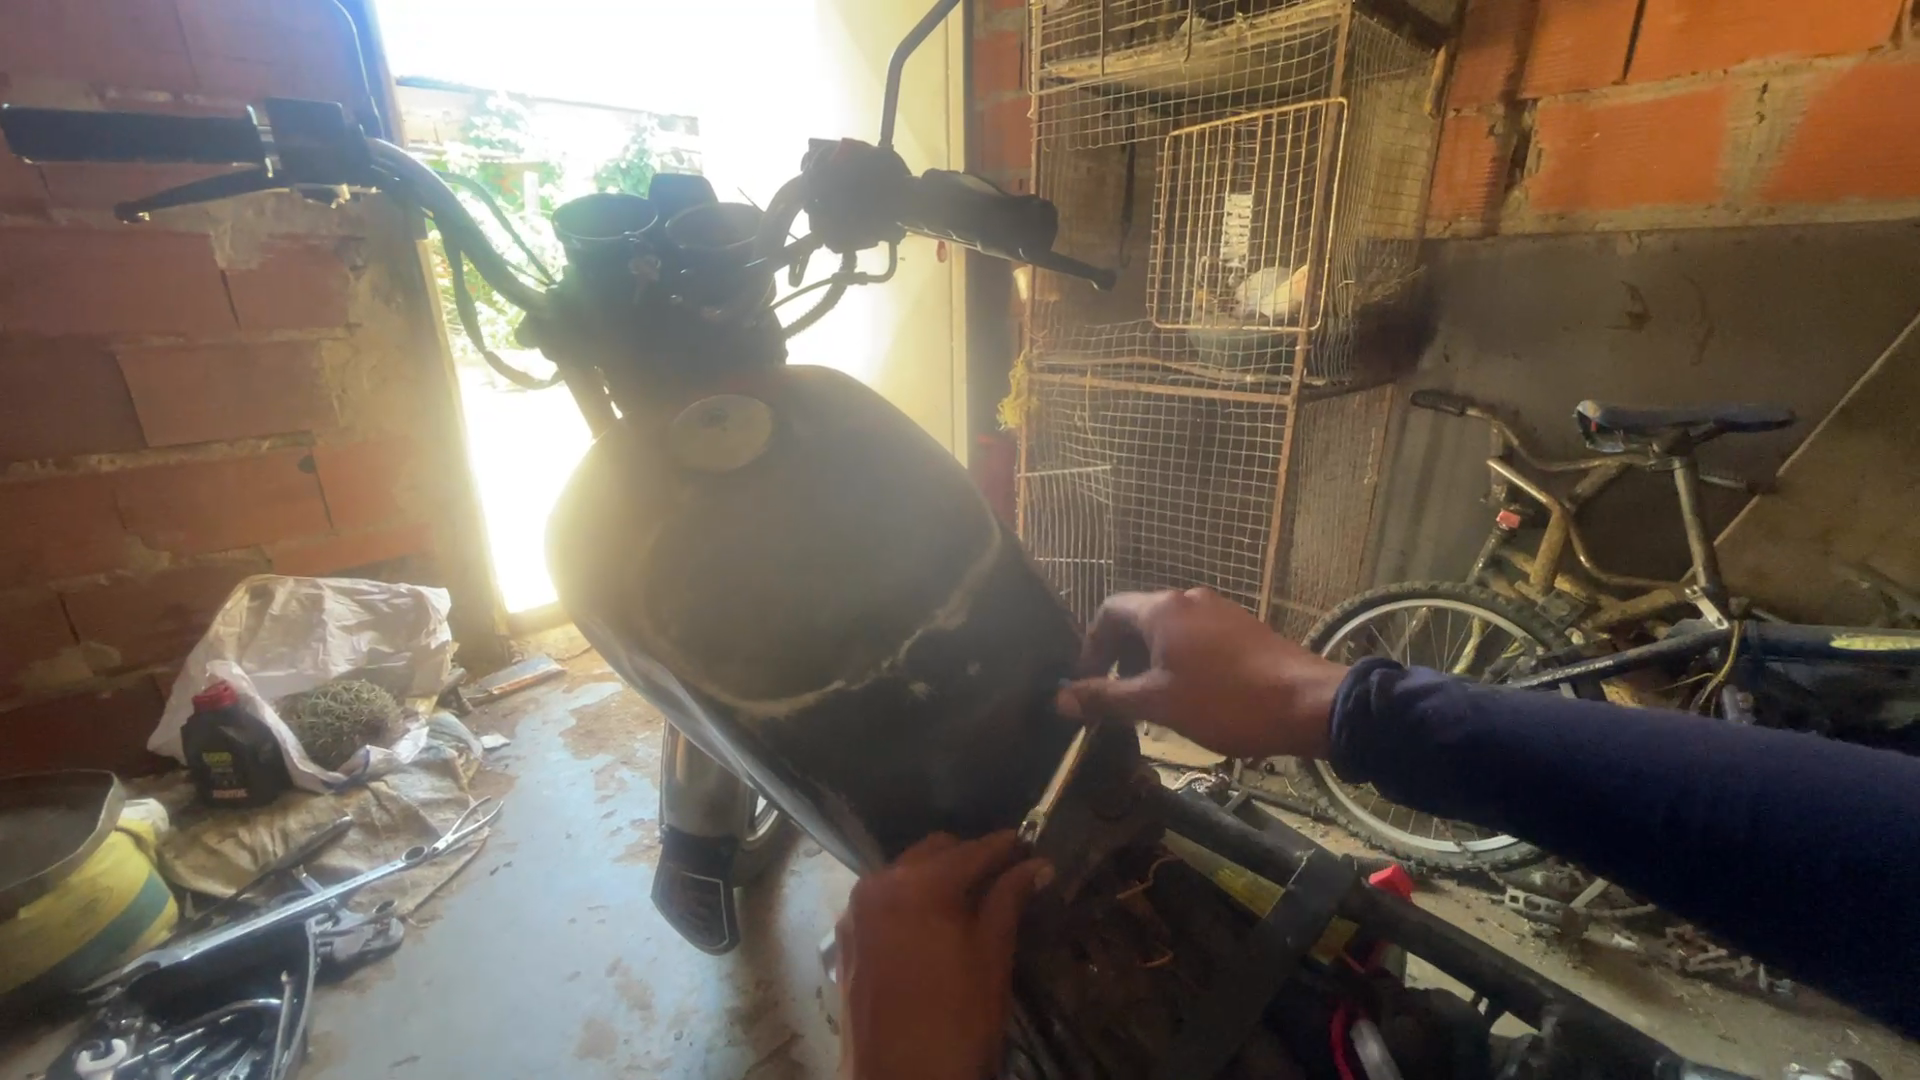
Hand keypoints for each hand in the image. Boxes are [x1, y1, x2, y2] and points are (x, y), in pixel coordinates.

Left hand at [837, 831, 1052, 1079]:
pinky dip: (911, 899)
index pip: (972, 850)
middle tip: (1004, 877)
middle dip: (970, 859)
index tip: (1028, 844)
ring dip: (938, 877)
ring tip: (971, 902)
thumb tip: (1037, 865)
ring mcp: (858, 909)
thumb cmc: (956, 1024)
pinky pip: (885, 898)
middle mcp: (881, 883)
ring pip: (906, 871)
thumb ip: (1009, 899)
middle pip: (935, 852)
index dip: (1005, 846)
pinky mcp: (847, 937)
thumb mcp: (992, 957)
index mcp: (919, 884)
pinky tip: (933, 924)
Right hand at [1054, 587, 1349, 759]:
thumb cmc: (1225, 701)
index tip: (1088, 683)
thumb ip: (1106, 697)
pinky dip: (1178, 661)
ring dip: (1148, 662)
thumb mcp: (1158, 704)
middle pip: (1136, 619)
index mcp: (1162, 609)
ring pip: (1167, 630)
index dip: (1089, 647)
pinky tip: (1189, 696)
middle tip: (1115, 697)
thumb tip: (1060, 699)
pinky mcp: (1243, 629)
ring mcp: (1219, 611)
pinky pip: (1195, 638)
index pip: (1107, 611)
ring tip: (1151, 703)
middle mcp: (1188, 599)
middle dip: (1117, 657)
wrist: (1310, 704)